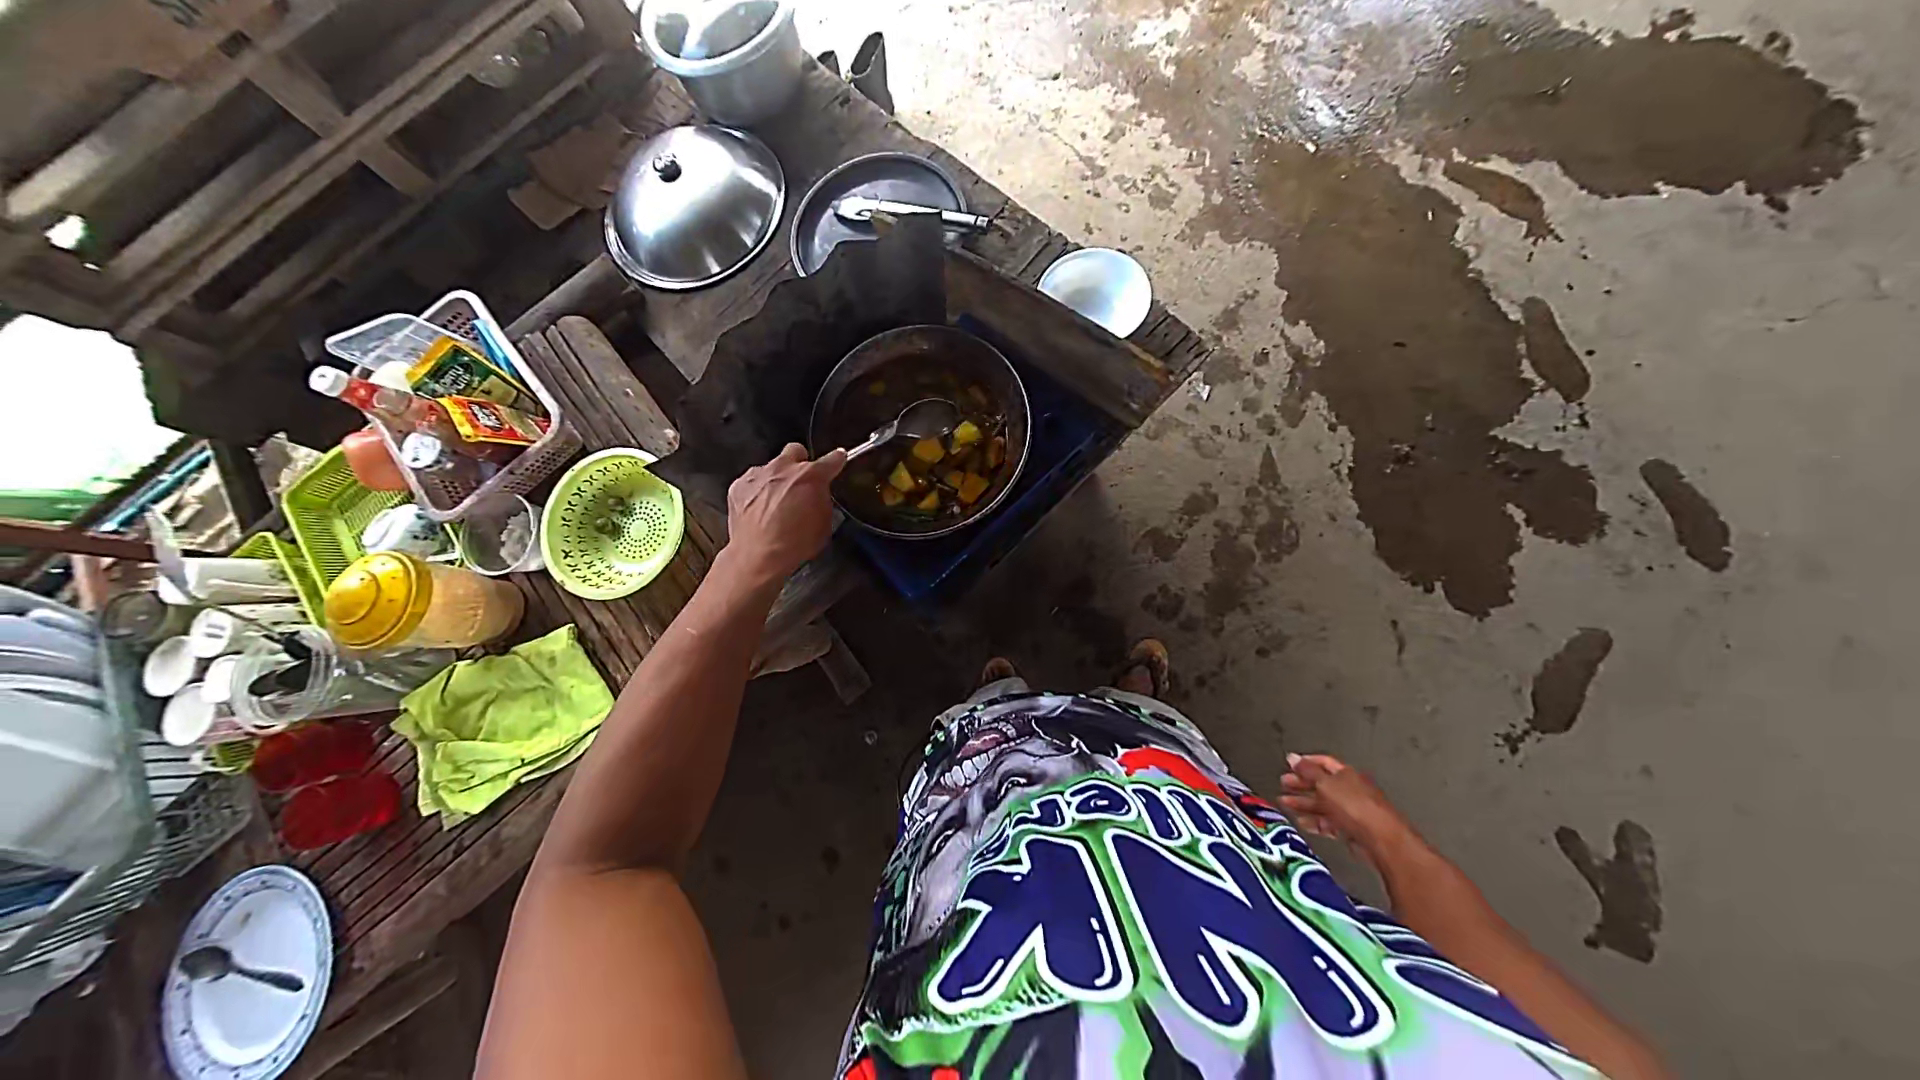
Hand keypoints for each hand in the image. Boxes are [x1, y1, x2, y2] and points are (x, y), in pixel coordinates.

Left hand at [724, 444, 846, 584]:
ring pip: (771, 466)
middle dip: (800, 463)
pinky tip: (759, 509)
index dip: (837, 459)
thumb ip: (824, 500)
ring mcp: (759, 474)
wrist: (760, 556)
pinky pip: (751, 481)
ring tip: (776, 503)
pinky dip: (756, 491)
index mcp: (811, 476)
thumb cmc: (794, 544)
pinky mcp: (739, 485)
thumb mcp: (825, 524)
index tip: (837, 459)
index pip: (832, 459)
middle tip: (800, 482)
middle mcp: (784, 468)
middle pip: (796, 451)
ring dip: (776, 479)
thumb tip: (820, 494)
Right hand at [1279, 753, 1423, 865]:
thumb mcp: (1324, 783)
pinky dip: (1315, 821)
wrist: (1381, 840)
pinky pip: (1329, 822)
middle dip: (1301, 784)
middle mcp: (1351, 790)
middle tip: (1284, 784)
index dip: (1305, 762)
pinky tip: (1304, 822)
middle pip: (1321, 784)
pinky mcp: (1352, 830)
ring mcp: (1352, 811)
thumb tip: (1293, 757)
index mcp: (1346, 774)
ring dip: (1303, 804)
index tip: (1289, 764)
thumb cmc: (1356, 807)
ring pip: (1323, 804)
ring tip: (1286, 804)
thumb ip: (1306, 770)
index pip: (1323, 762)